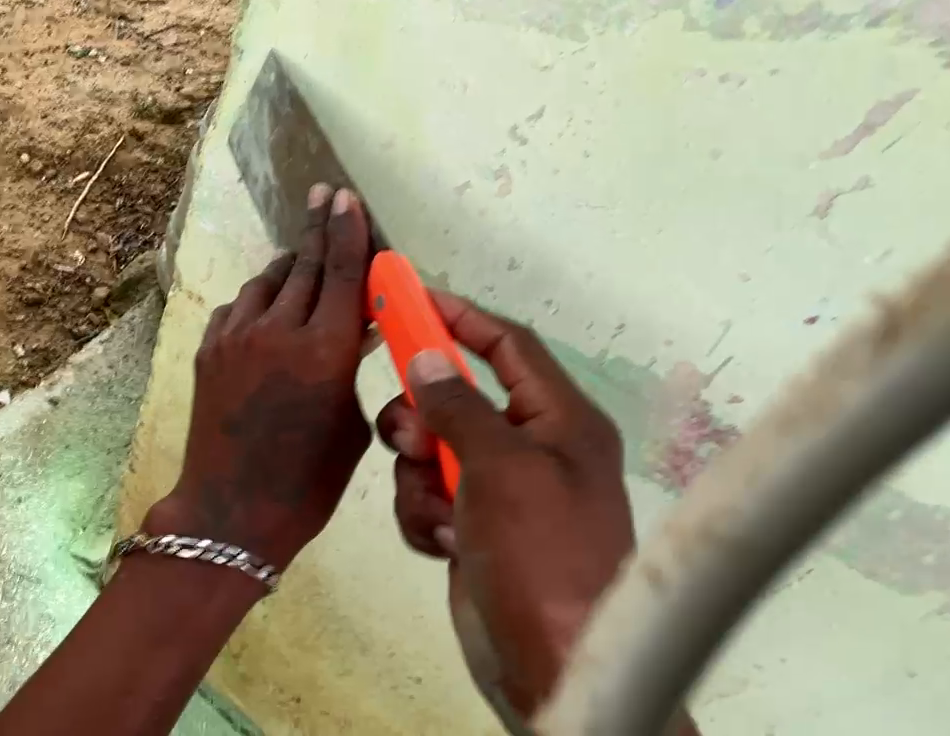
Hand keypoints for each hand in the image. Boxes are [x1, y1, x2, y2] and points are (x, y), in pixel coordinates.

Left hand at [145, 184, 372, 568]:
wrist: (231, 508)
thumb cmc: (309, 480)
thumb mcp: (351, 423)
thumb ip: (350, 366)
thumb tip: (354, 325)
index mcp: (324, 349)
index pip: (341, 273)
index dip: (347, 231)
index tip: (346, 198)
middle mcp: (276, 330)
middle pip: (302, 266)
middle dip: (317, 228)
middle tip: (324, 195)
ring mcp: (234, 336)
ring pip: (266, 283)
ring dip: (287, 266)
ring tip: (301, 253)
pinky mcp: (207, 349)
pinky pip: (237, 309)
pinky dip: (257, 301)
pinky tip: (266, 307)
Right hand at [375, 292, 634, 715]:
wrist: (550, 666)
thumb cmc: (541, 554)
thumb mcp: (498, 467)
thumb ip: (455, 404)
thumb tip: (424, 356)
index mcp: (558, 422)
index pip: (505, 345)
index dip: (456, 314)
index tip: (403, 296)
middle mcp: (528, 447)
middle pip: (451, 396)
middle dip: (420, 419)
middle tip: (407, 438)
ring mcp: (497, 489)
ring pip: (426, 447)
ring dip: (418, 478)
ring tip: (437, 512)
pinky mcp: (470, 524)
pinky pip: (423, 492)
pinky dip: (422, 513)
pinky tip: (441, 544)